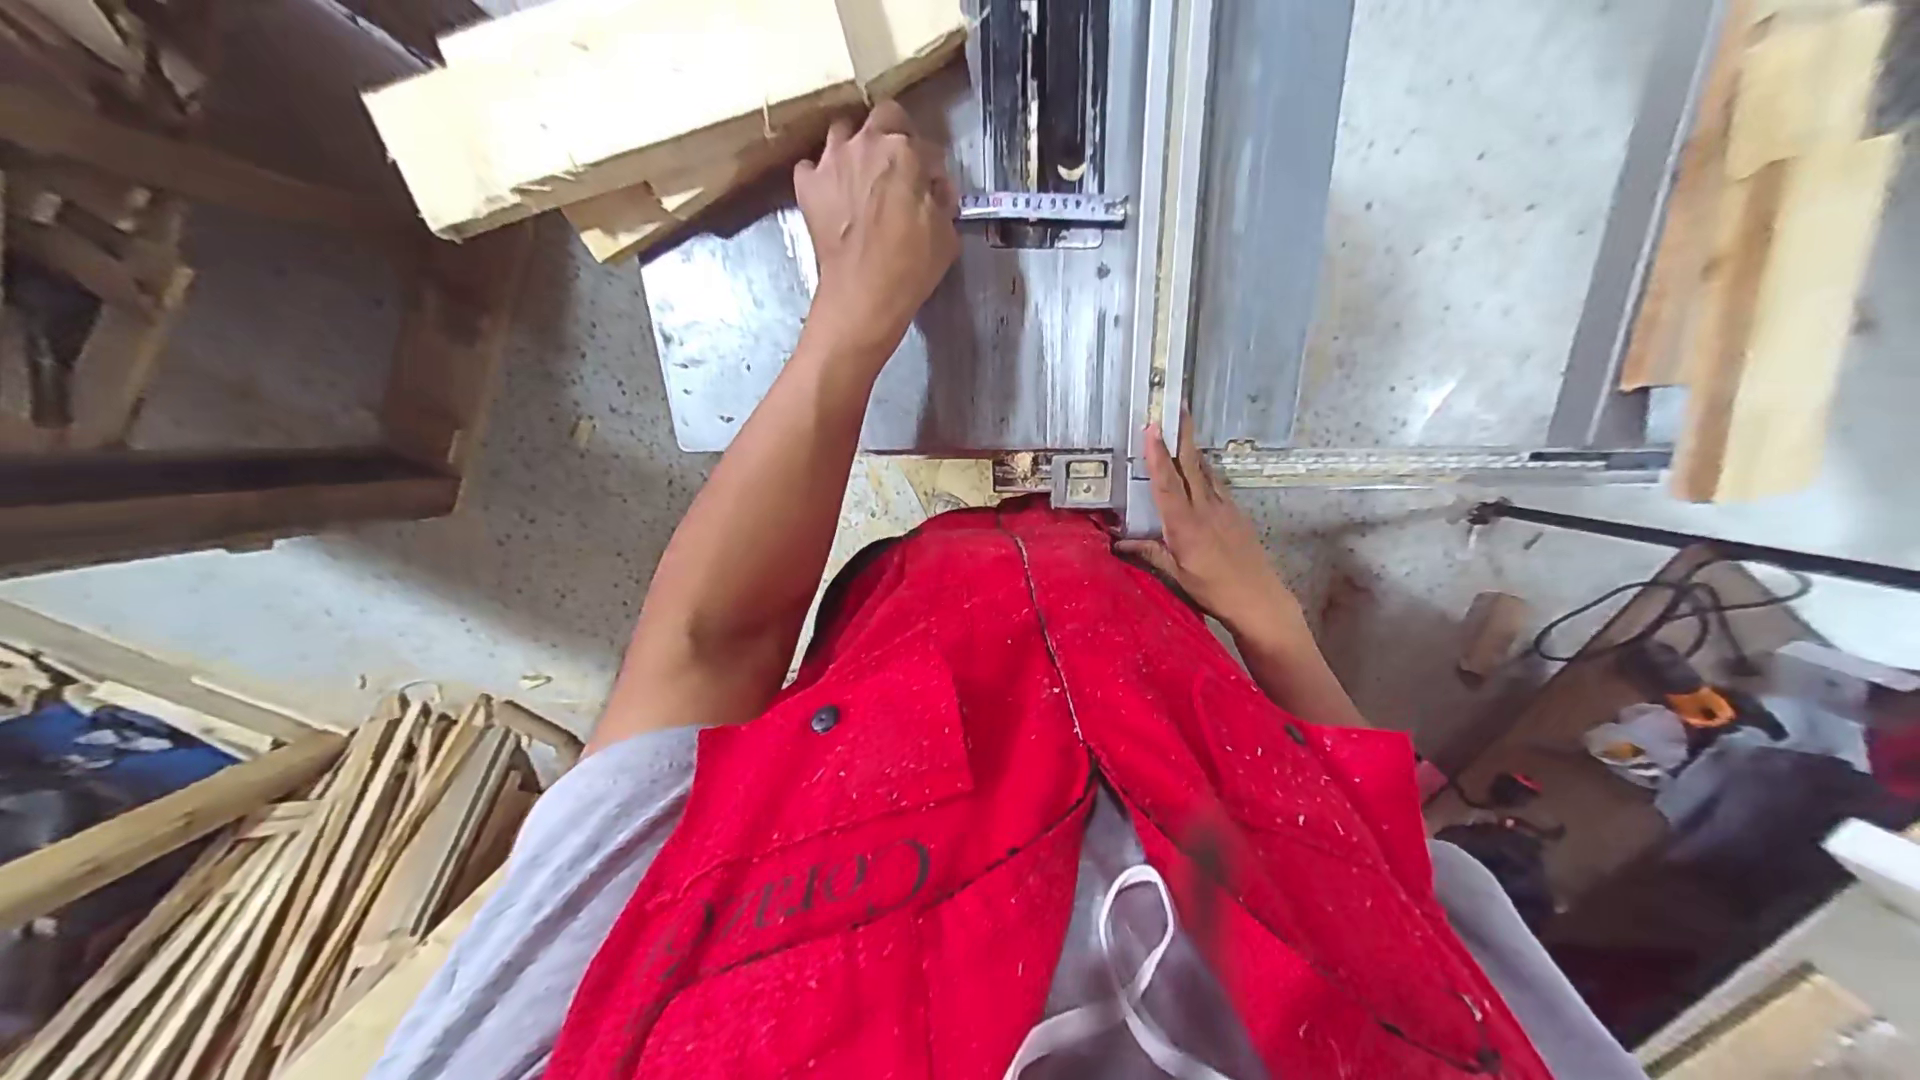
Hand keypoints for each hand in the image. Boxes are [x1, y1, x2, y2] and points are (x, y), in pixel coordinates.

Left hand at [794, 100, 959, 361]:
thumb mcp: (946, 233)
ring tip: (861, 175)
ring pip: (842, 133)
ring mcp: (831, 161)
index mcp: (904, 149)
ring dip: (854, 147)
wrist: (864, 293)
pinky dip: (820, 175)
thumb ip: (941, 200)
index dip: (927, 162)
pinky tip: (831, 193)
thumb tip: (934, 189)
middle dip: (891, 134)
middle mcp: (865, 142)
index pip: (921, 140)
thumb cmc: (912, 265)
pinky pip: (811, 166)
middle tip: (896, 167)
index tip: (929, 182)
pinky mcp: (807, 185)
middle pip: (881, 117)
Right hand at [1115, 420, 1302, 637]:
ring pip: (1204, 471)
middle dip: (1181, 436)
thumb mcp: (1175, 575)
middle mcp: (1204, 509)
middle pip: (1190, 466)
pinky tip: (1201, 465)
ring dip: (1192, 448)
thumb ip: (1149, 553)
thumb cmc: (1212, 590)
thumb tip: (1118, 544)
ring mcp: (1223, 509)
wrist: (1258, 599)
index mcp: (1184, 525)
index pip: (1167, 483)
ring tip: (1184, 427)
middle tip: (1177, 408)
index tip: (1152, 429)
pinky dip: (1205, 469)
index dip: (1157, 455)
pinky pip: (1216, 484)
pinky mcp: (1235, 514)